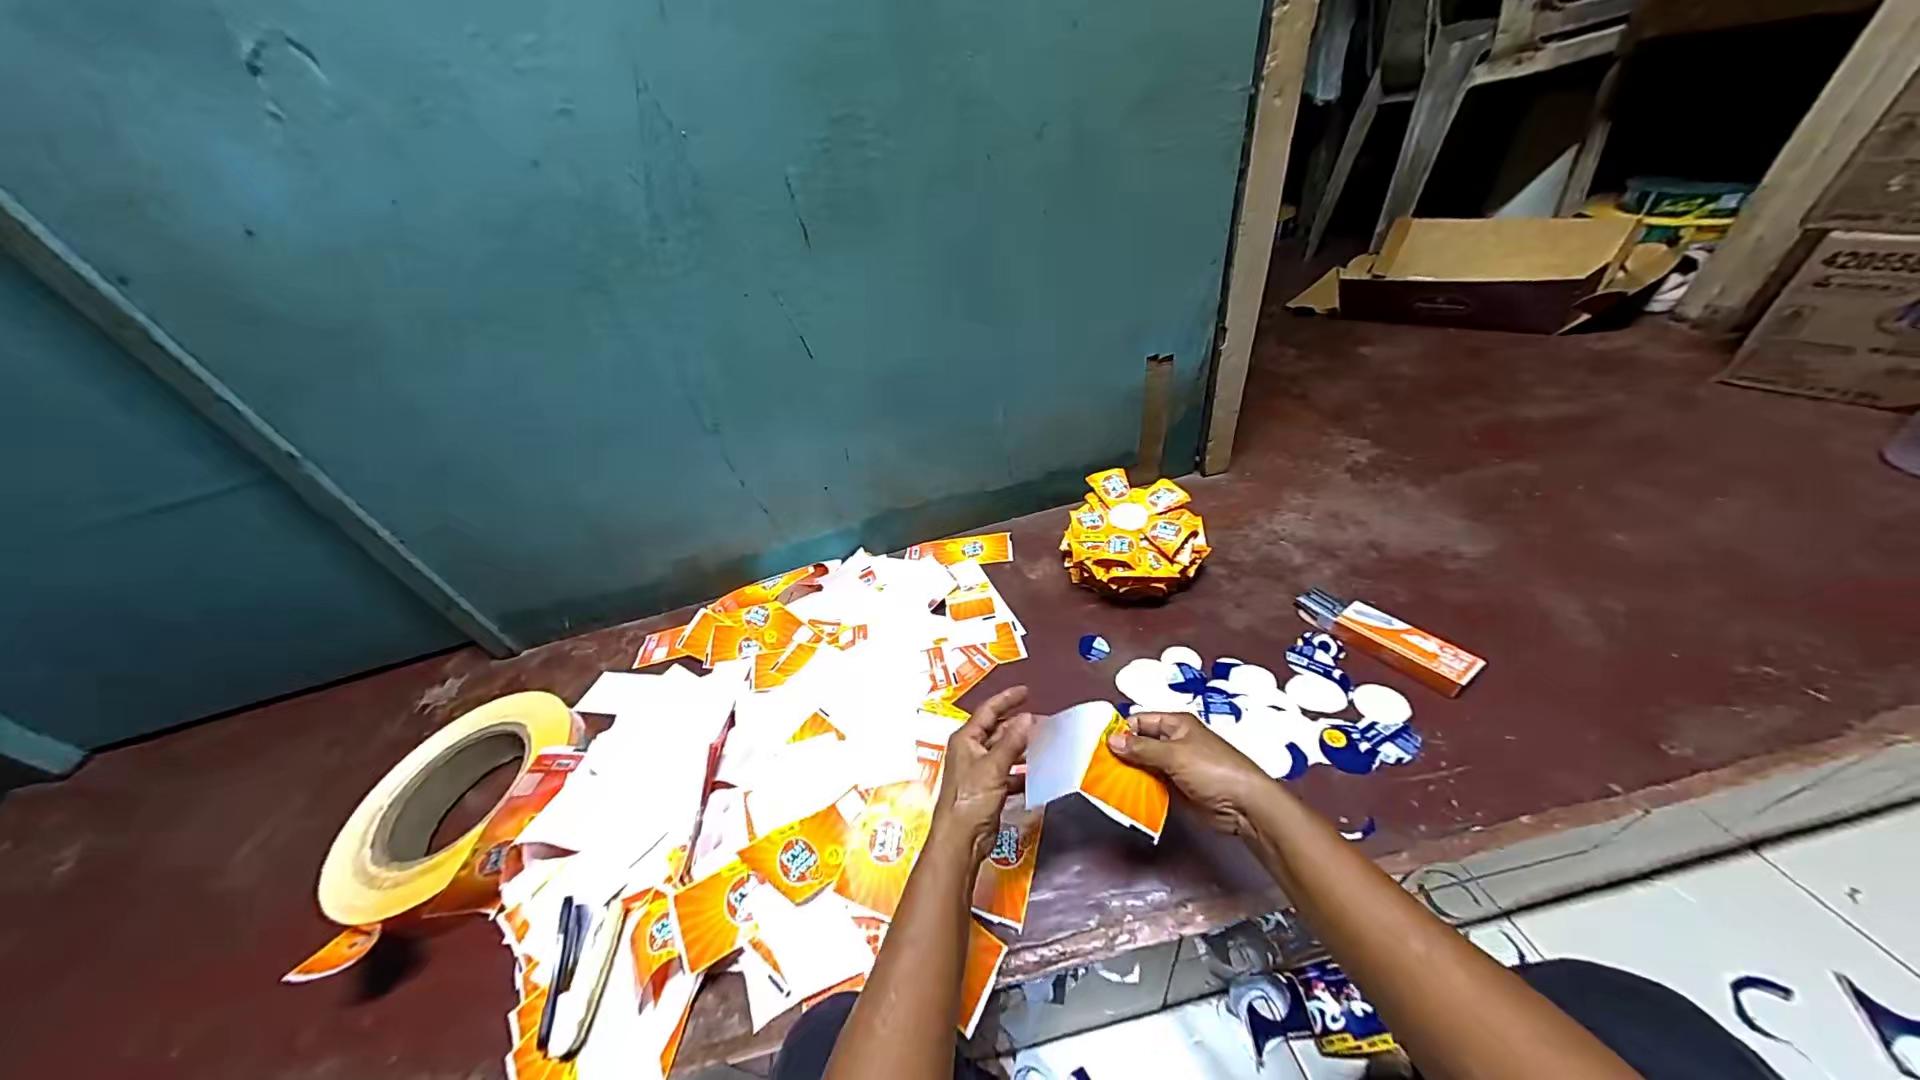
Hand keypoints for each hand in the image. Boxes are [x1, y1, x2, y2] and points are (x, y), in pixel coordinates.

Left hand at [932, 685, 1035, 863]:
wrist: (962, 839)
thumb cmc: (971, 799)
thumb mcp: (994, 766)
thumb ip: (1012, 742)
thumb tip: (1028, 718)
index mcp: (966, 739)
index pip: (988, 711)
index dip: (1007, 699)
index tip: (1026, 691)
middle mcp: (970, 751)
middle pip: (997, 730)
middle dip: (1018, 724)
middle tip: (1042, 720)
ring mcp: (979, 770)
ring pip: (1004, 751)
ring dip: (1022, 747)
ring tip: (1044, 743)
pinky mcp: (988, 789)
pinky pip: (1008, 773)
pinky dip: (1021, 772)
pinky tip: (1038, 773)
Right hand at [1107, 711, 1269, 834]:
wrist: (1246, 806)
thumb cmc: (1212, 770)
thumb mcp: (1174, 755)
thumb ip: (1141, 748)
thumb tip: (1112, 740)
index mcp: (1176, 724)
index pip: (1140, 720)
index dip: (1122, 730)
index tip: (1101, 743)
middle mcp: (1174, 742)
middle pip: (1140, 743)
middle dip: (1122, 752)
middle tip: (1099, 764)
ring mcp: (1175, 766)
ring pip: (1144, 765)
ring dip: (1129, 772)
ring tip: (1106, 780)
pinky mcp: (1177, 788)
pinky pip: (1152, 784)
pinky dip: (1139, 787)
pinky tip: (1124, 794)